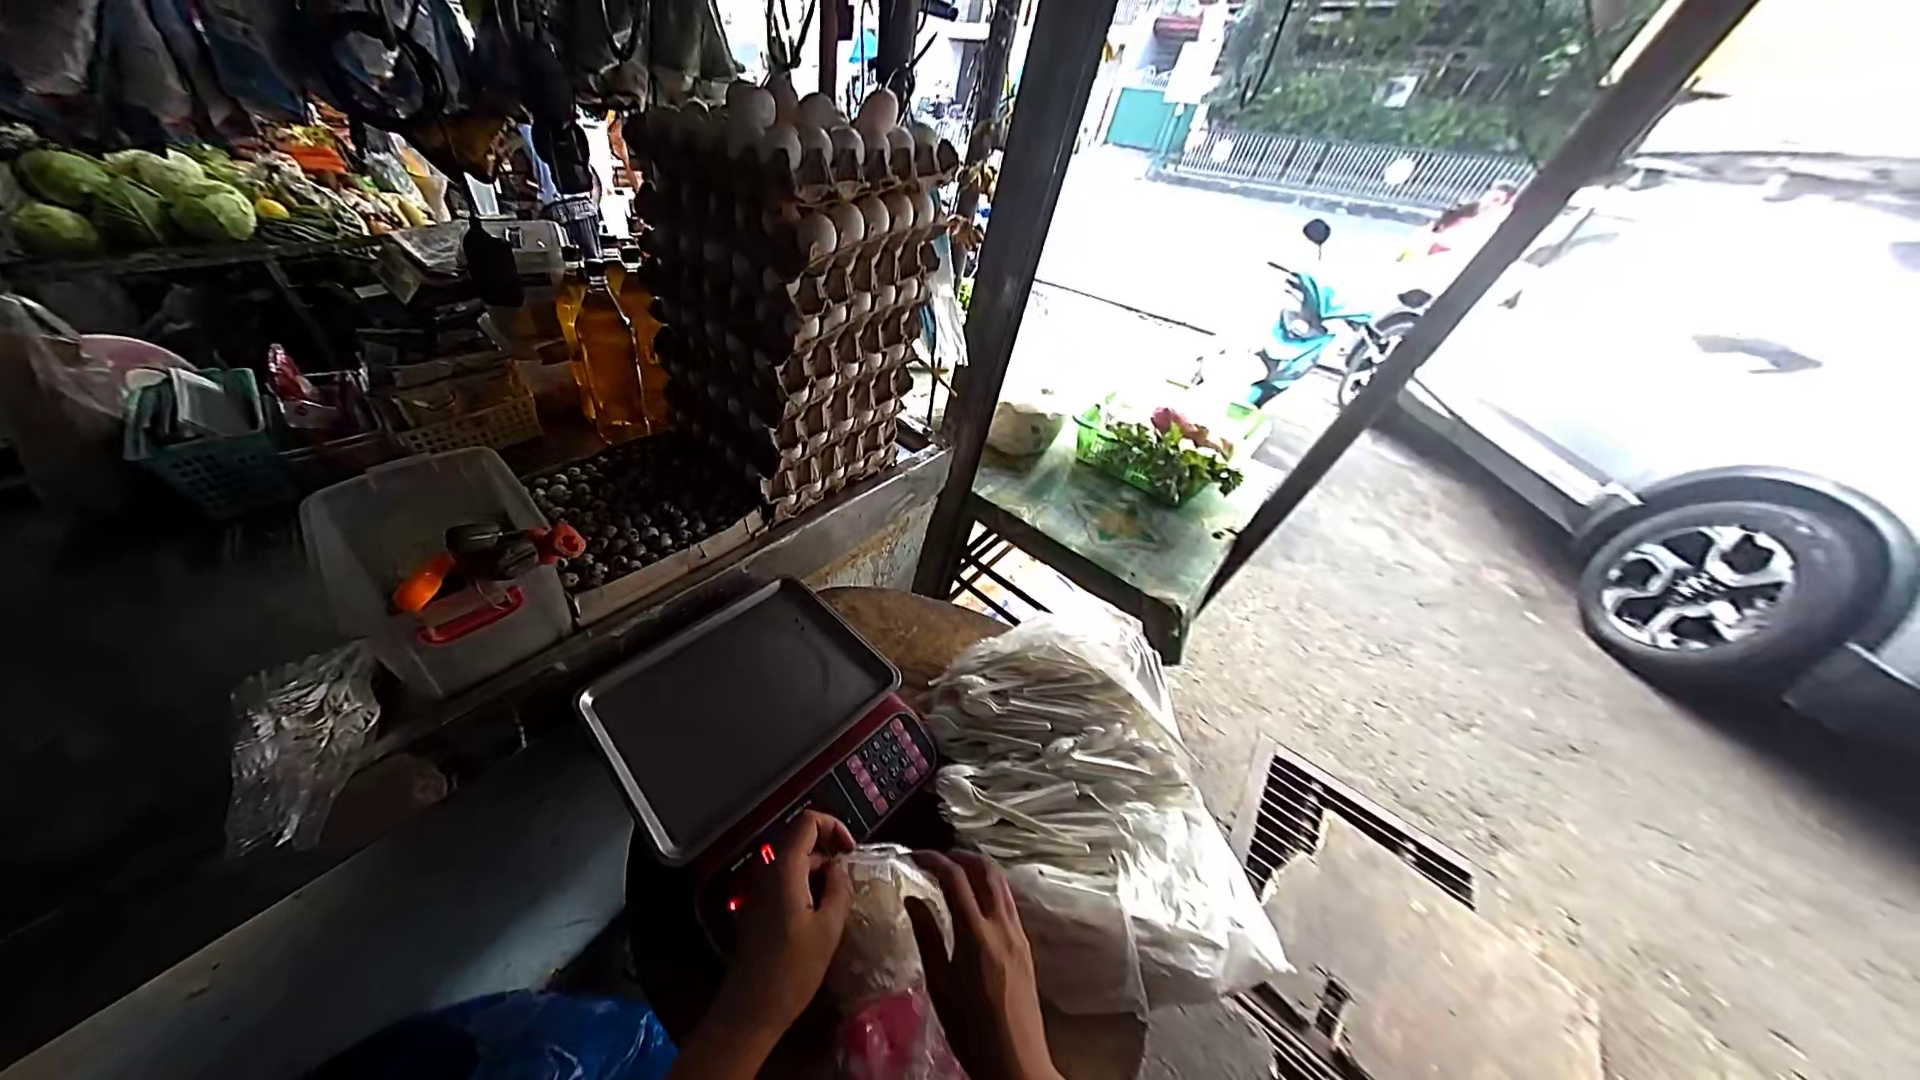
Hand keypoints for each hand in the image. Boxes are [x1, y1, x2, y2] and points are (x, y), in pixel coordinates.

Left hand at [715, 810, 855, 1031]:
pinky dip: (805, 883)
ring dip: (818, 868)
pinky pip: (784, 879)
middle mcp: (767, 871)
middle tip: (849, 874)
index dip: (834, 827)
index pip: (807, 821)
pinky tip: (819, 912)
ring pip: (793, 860)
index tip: (850, 852)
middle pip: (800, 838)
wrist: (748, 1012)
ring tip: (838, 897)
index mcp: (784, 868)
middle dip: (828, 849)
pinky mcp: (758, 906)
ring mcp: (759, 889)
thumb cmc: (791, 970)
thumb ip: (839, 888)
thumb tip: (840, 868)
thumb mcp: (828, 928)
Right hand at [909, 851, 1061, 1079]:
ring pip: (1001, 883)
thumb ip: (927, 936)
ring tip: (955, 870)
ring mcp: (1019, 933)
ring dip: (978, 869)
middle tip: (939, 857)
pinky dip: (990, 887)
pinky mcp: (1026, 944)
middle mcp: (1002, 925)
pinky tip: (975, 899)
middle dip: (962, 855)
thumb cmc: (970, 1030)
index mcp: (977, 935)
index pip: (956, 879)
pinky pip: (1008, 901)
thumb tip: (913, 898)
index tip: (916, 855)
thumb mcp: (940, 986)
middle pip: (986, 870)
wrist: (1017, 1062)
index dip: (934, 859)